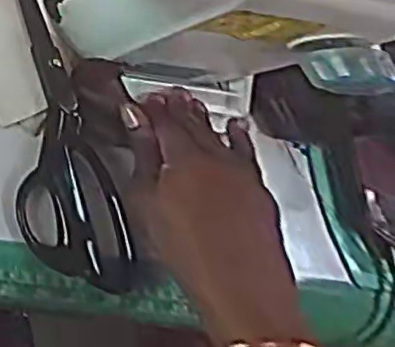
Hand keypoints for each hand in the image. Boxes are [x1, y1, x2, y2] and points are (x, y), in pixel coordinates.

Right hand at [128, 90, 309, 345]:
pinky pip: (246, 152)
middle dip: (174, 107)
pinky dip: (237, 136)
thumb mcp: (146, 200)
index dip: (148, 107)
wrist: (244, 297)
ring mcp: (241, 174)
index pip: (161, 118)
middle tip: (161, 97)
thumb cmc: (188, 252)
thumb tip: (134, 120)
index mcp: (182, 155)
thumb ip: (140, 153)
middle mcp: (215, 158)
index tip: (138, 101)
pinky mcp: (260, 193)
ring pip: (217, 133)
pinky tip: (235, 130)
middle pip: (191, 122)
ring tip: (190, 105)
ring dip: (201, 117)